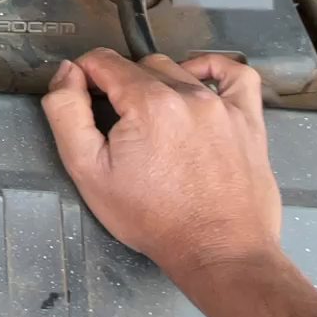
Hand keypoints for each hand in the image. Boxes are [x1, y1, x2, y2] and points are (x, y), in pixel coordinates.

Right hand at [41, 48, 282, 277]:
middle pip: (137, 65)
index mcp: (147, 102)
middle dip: (117, 83)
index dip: (83, 77)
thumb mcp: (84, 167)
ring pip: (176, 70)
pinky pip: (238, 76)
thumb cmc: (148, 215)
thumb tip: (69, 71)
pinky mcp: (251, 123)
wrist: (219, 255)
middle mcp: (188, 94)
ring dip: (154, 83)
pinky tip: (196, 81)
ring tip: (149, 118)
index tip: (84, 106)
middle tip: (114, 122)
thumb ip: (65, 110)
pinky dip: (212, 69)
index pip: (102, 61)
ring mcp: (225, 107)